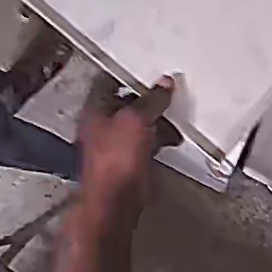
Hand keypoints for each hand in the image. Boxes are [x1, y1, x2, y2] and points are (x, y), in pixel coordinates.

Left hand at [76, 74, 176, 215]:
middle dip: (149, 100)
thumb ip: (152, 99)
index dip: (131, 76)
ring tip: (176, 116)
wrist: (117, 198)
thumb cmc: (118, 155)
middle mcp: (102, 124)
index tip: (152, 72)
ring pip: (139, 123)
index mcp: (95, 110)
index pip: (111, 83)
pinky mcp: (130, 159)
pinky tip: (174, 138)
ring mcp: (116, 143)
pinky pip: (148, 140)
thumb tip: (166, 82)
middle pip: (128, 103)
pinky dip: (160, 137)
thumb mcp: (137, 119)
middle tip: (170, 93)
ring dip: (157, 119)